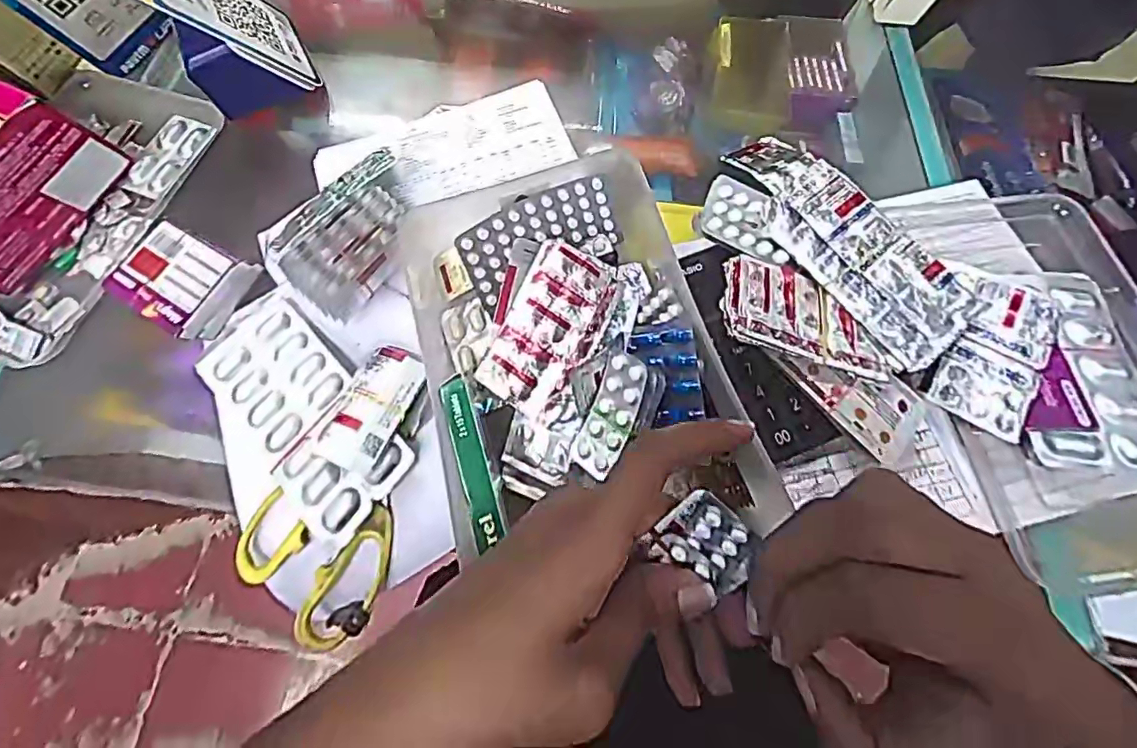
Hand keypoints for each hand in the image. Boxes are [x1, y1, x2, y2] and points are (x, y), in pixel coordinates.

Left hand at [248, 420, 754, 747]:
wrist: (398, 706)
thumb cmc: (489, 697)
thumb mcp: (584, 682)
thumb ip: (639, 617)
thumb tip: (686, 576)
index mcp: (585, 537)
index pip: (650, 462)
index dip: (698, 437)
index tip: (738, 431)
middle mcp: (563, 518)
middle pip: (646, 513)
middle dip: (691, 557)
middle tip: (720, 632)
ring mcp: (541, 533)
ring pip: (621, 539)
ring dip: (656, 585)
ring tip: (683, 664)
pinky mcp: (527, 554)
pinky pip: (590, 554)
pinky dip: (622, 590)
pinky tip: (634, 644)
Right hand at [749, 470, 1136, 747]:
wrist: (1069, 719)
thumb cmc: (1004, 740)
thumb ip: (846, 716)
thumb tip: (791, 662)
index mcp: (1002, 639)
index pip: (878, 594)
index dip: (809, 615)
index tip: (781, 649)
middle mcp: (989, 568)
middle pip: (866, 521)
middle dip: (792, 557)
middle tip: (762, 604)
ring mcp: (969, 534)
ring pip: (865, 494)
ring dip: (805, 533)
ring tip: (784, 579)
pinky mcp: (944, 521)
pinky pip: (871, 496)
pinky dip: (828, 522)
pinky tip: (819, 562)